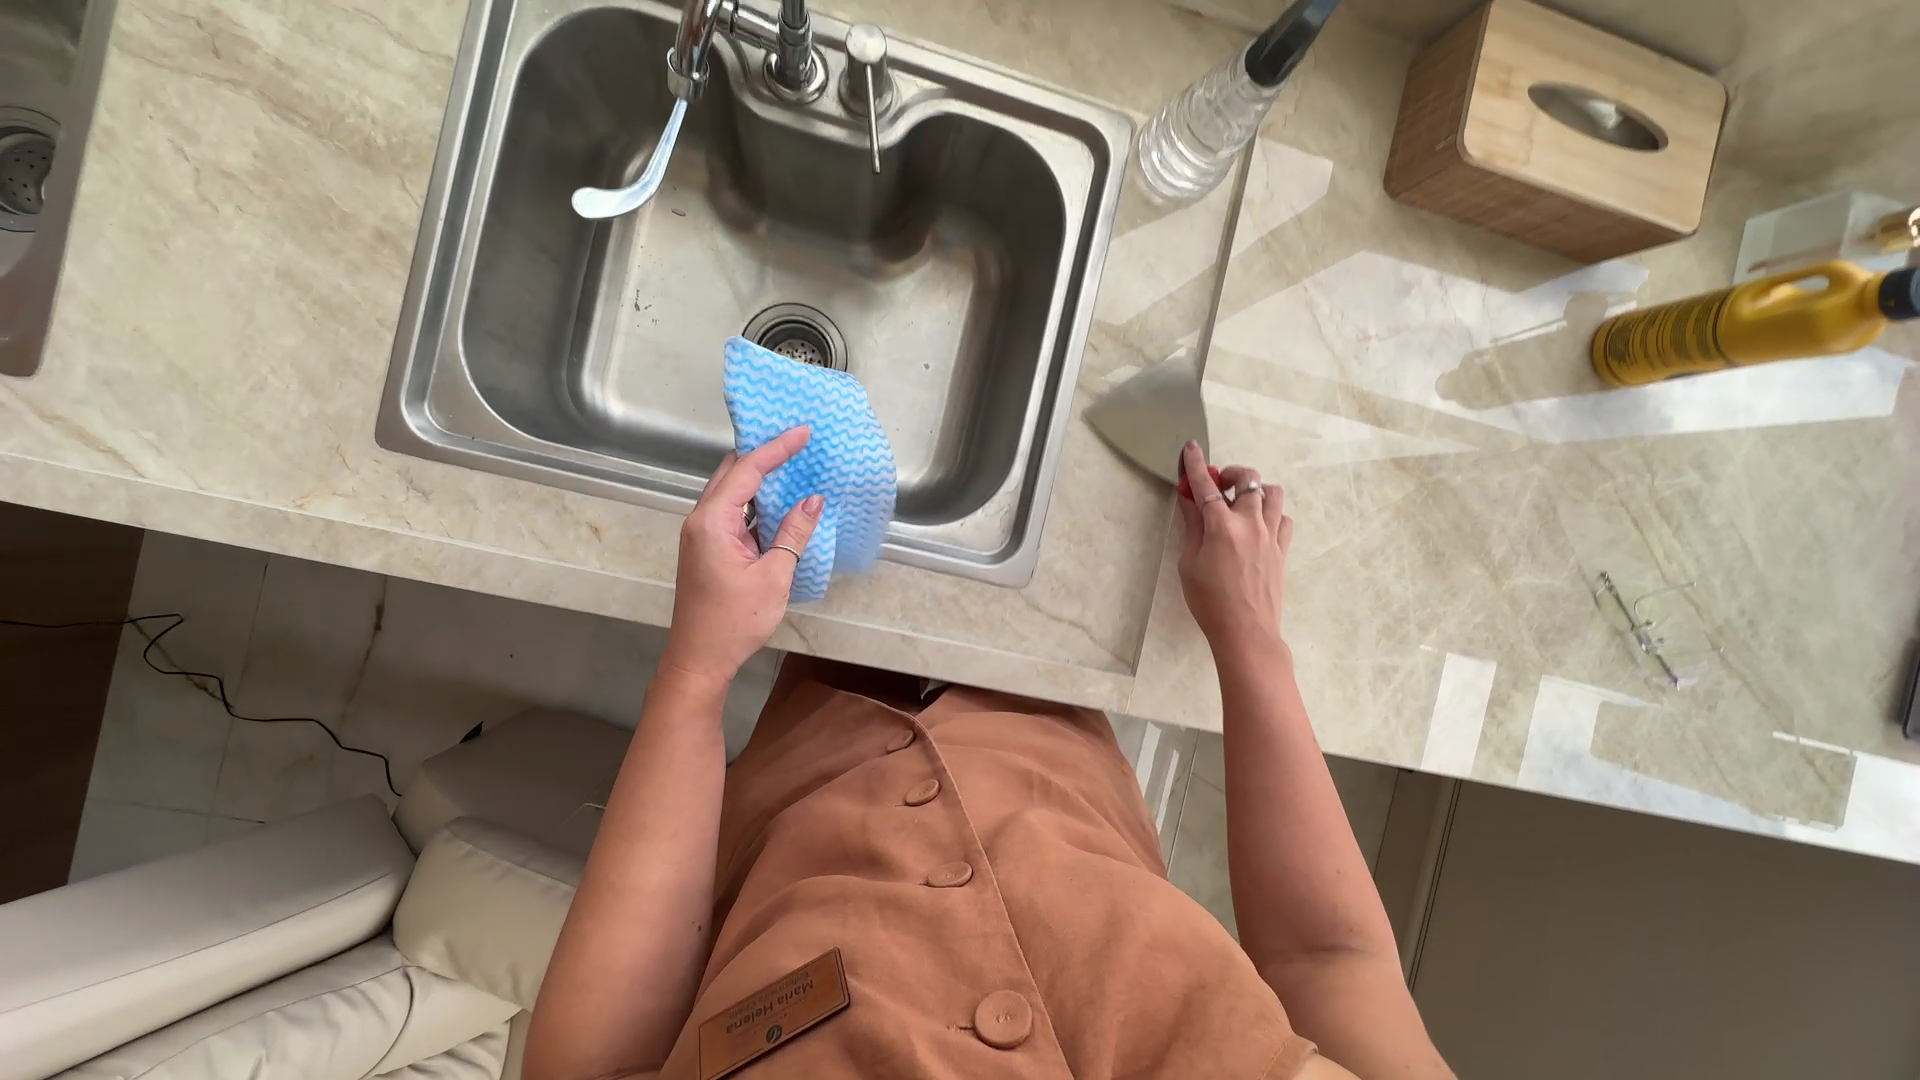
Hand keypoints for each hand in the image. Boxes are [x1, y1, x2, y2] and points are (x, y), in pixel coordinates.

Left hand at [662, 427, 823, 684]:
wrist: (700, 658)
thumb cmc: (735, 621)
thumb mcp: (773, 576)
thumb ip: (793, 534)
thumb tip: (813, 501)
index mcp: (711, 522)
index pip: (746, 471)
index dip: (776, 449)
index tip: (803, 432)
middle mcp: (701, 520)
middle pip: (732, 473)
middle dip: (764, 454)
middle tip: (797, 441)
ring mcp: (702, 534)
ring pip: (732, 492)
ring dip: (760, 478)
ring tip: (794, 464)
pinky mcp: (709, 547)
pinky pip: (734, 513)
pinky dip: (757, 503)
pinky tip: (781, 501)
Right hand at [1175, 441, 1292, 657]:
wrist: (1246, 631)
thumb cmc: (1209, 601)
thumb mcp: (1189, 563)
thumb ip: (1192, 526)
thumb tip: (1189, 499)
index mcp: (1222, 526)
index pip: (1205, 486)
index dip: (1195, 464)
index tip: (1190, 447)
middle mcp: (1250, 524)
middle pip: (1248, 479)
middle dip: (1230, 473)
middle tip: (1217, 484)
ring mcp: (1271, 536)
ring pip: (1272, 493)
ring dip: (1255, 489)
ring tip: (1240, 502)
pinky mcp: (1282, 550)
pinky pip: (1283, 518)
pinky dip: (1270, 513)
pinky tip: (1257, 525)